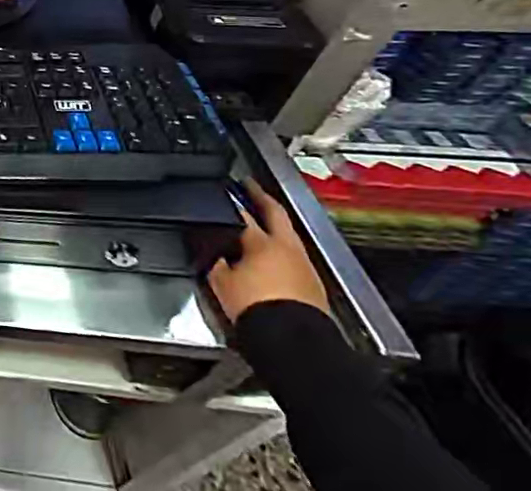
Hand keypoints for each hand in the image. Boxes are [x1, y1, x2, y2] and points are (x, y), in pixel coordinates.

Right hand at [207, 181, 329, 323]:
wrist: (294, 344)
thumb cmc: (257, 311)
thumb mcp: (221, 282)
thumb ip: (217, 261)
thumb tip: (216, 253)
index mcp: (260, 242)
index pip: (241, 213)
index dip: (229, 201)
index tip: (223, 193)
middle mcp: (286, 248)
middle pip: (275, 212)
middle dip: (261, 197)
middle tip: (251, 186)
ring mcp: (303, 265)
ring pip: (289, 233)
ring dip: (276, 223)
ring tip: (262, 220)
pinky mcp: (314, 283)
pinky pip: (296, 255)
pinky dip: (284, 248)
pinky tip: (274, 255)